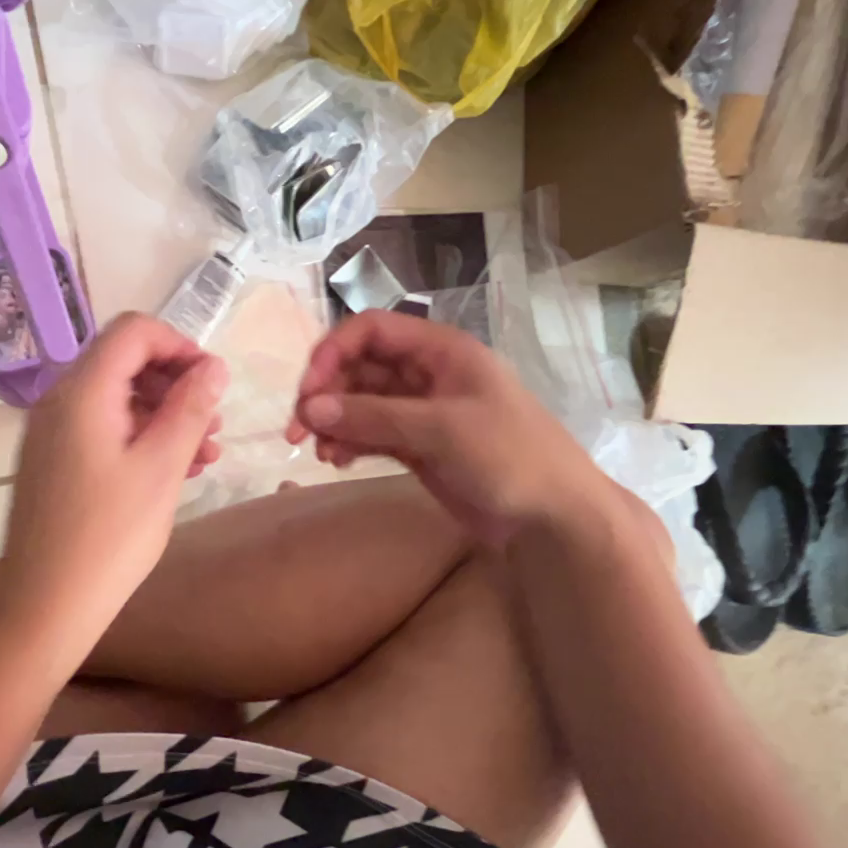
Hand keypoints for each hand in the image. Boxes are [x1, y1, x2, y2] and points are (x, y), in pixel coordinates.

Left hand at [0, 313, 226, 634]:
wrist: (45, 605)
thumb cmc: (110, 538)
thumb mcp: (161, 468)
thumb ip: (190, 409)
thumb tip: (213, 366)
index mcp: (82, 391)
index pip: (133, 332)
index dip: (180, 346)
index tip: (213, 384)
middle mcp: (58, 401)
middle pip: (124, 363)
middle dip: (176, 384)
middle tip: (216, 425)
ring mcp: (51, 433)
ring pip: (116, 400)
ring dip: (163, 416)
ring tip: (205, 456)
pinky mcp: (52, 463)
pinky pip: (101, 430)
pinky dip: (139, 439)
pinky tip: (173, 471)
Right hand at [286, 310, 616, 543]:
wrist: (549, 517)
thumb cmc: (508, 458)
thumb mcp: (441, 430)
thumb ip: (373, 417)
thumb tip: (309, 408)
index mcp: (440, 351)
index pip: (371, 330)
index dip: (333, 352)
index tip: (307, 391)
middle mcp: (427, 375)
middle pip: (359, 367)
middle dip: (325, 393)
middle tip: (298, 430)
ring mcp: (421, 413)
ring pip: (360, 403)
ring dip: (333, 421)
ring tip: (318, 451)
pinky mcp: (417, 447)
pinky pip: (371, 434)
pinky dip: (349, 443)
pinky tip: (335, 461)